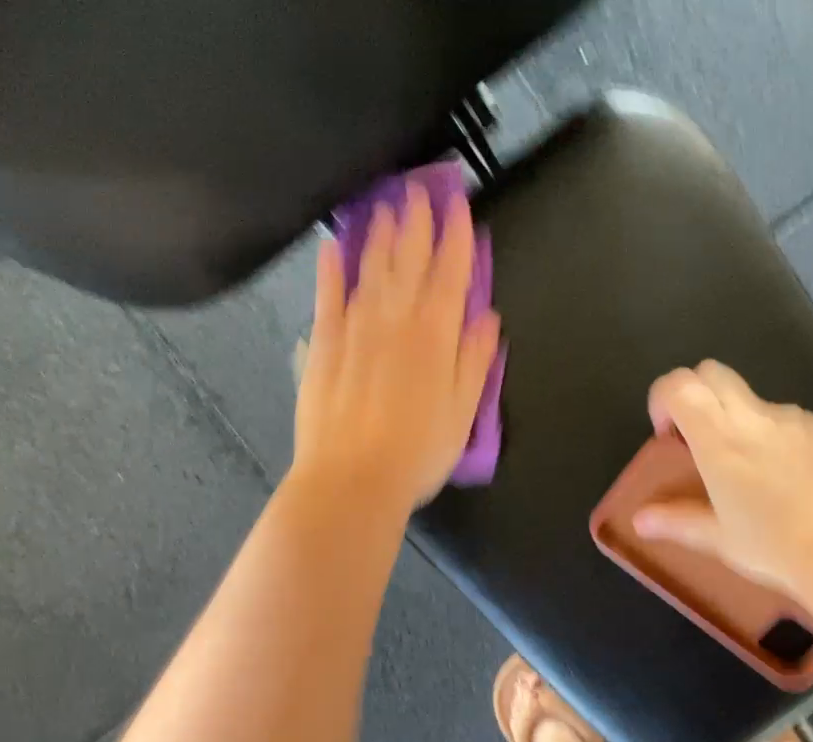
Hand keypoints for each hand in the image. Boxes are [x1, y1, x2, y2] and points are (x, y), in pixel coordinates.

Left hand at [292, 183, 501, 510]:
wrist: (351, 480)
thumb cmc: (419, 452)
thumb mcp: (463, 412)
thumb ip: (475, 360)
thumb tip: (488, 317)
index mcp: (436, 336)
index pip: (451, 275)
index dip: (457, 238)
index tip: (460, 206)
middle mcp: (395, 320)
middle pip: (409, 262)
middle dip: (417, 223)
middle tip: (420, 190)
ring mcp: (355, 328)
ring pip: (372, 269)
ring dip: (381, 234)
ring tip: (387, 205)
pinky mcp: (324, 343)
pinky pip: (328, 295)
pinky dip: (332, 267)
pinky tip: (335, 244)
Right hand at [633, 361, 812, 596]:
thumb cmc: (775, 548)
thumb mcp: (719, 540)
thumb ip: (677, 521)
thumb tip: (640, 519)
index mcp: (719, 439)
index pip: (679, 385)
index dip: (663, 398)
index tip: (667, 434)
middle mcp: (754, 417)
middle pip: (713, 373)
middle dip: (696, 394)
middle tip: (699, 440)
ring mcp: (794, 419)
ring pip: (754, 399)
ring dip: (739, 419)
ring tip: (750, 471)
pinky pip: (789, 420)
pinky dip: (776, 436)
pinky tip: (790, 480)